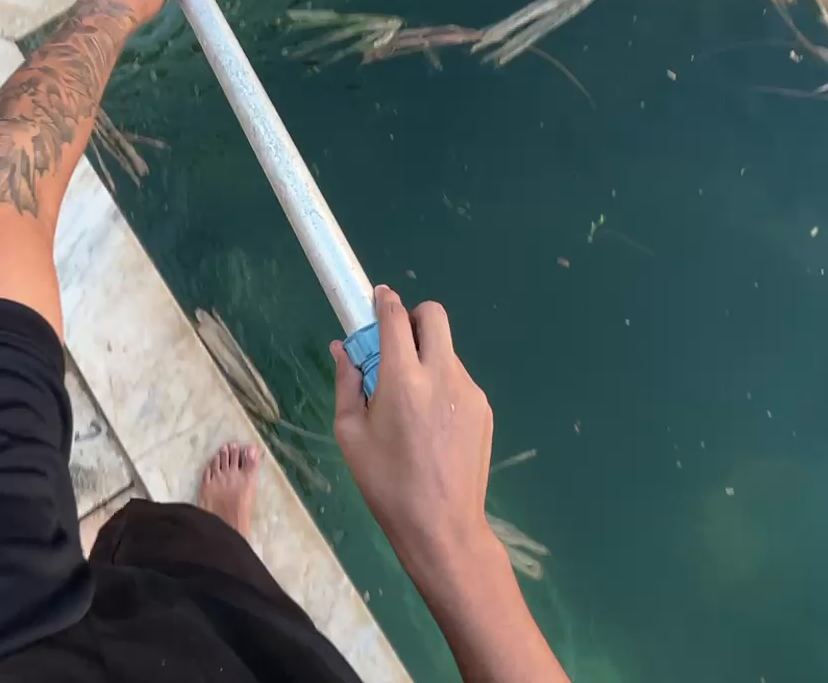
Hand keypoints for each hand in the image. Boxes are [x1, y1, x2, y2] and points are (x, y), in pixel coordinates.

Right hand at [332, 286, 496, 581]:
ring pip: (446, 348)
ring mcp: (469, 391)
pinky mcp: (484, 409)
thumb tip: (343, 347)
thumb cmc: (385, 481)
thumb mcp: (350, 432)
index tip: (375, 297)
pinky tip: (430, 420)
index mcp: (403, 380)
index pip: (395, 317)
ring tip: (409, 398)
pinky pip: (458, 376)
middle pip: (433, 315)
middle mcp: (441, 375)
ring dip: (425, 353)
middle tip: (395, 345)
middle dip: (412, 317)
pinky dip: (440, 381)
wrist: (443, 528)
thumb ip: (347, 382)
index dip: (383, 300)